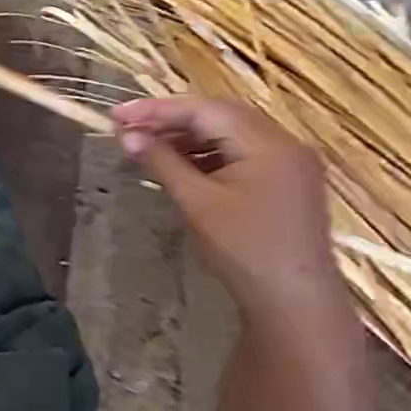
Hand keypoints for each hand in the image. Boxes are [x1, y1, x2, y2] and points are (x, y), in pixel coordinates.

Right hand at [111, 97, 341, 309]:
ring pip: (229, 133)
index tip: (116, 114)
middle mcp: (284, 143)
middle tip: (127, 125)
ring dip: (187, 135)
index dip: (156, 109)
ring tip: (146, 143)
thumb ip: (162, 162)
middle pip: (219, 115)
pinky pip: (240, 152)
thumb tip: (127, 135)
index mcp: (267, 143)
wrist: (294, 300)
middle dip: (170, 118)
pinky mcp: (285, 181)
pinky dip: (206, 152)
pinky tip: (178, 162)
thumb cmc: (244, 249)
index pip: (204, 110)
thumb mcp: (196, 202)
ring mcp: (289, 162)